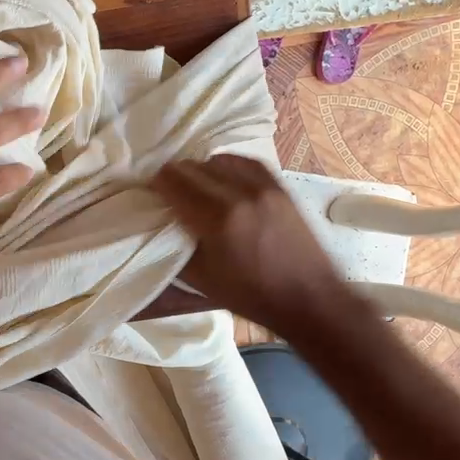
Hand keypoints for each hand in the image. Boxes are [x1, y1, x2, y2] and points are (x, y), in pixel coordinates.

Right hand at [149, 155, 356, 331]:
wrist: (309, 297)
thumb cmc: (249, 294)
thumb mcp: (199, 277)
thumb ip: (176, 242)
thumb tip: (161, 220)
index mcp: (217, 218)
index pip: (173, 182)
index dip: (156, 185)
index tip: (150, 195)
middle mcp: (240, 194)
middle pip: (192, 167)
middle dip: (174, 178)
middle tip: (168, 195)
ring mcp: (264, 187)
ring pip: (218, 161)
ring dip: (200, 171)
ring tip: (195, 189)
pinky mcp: (280, 187)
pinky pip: (245, 163)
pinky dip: (226, 167)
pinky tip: (221, 180)